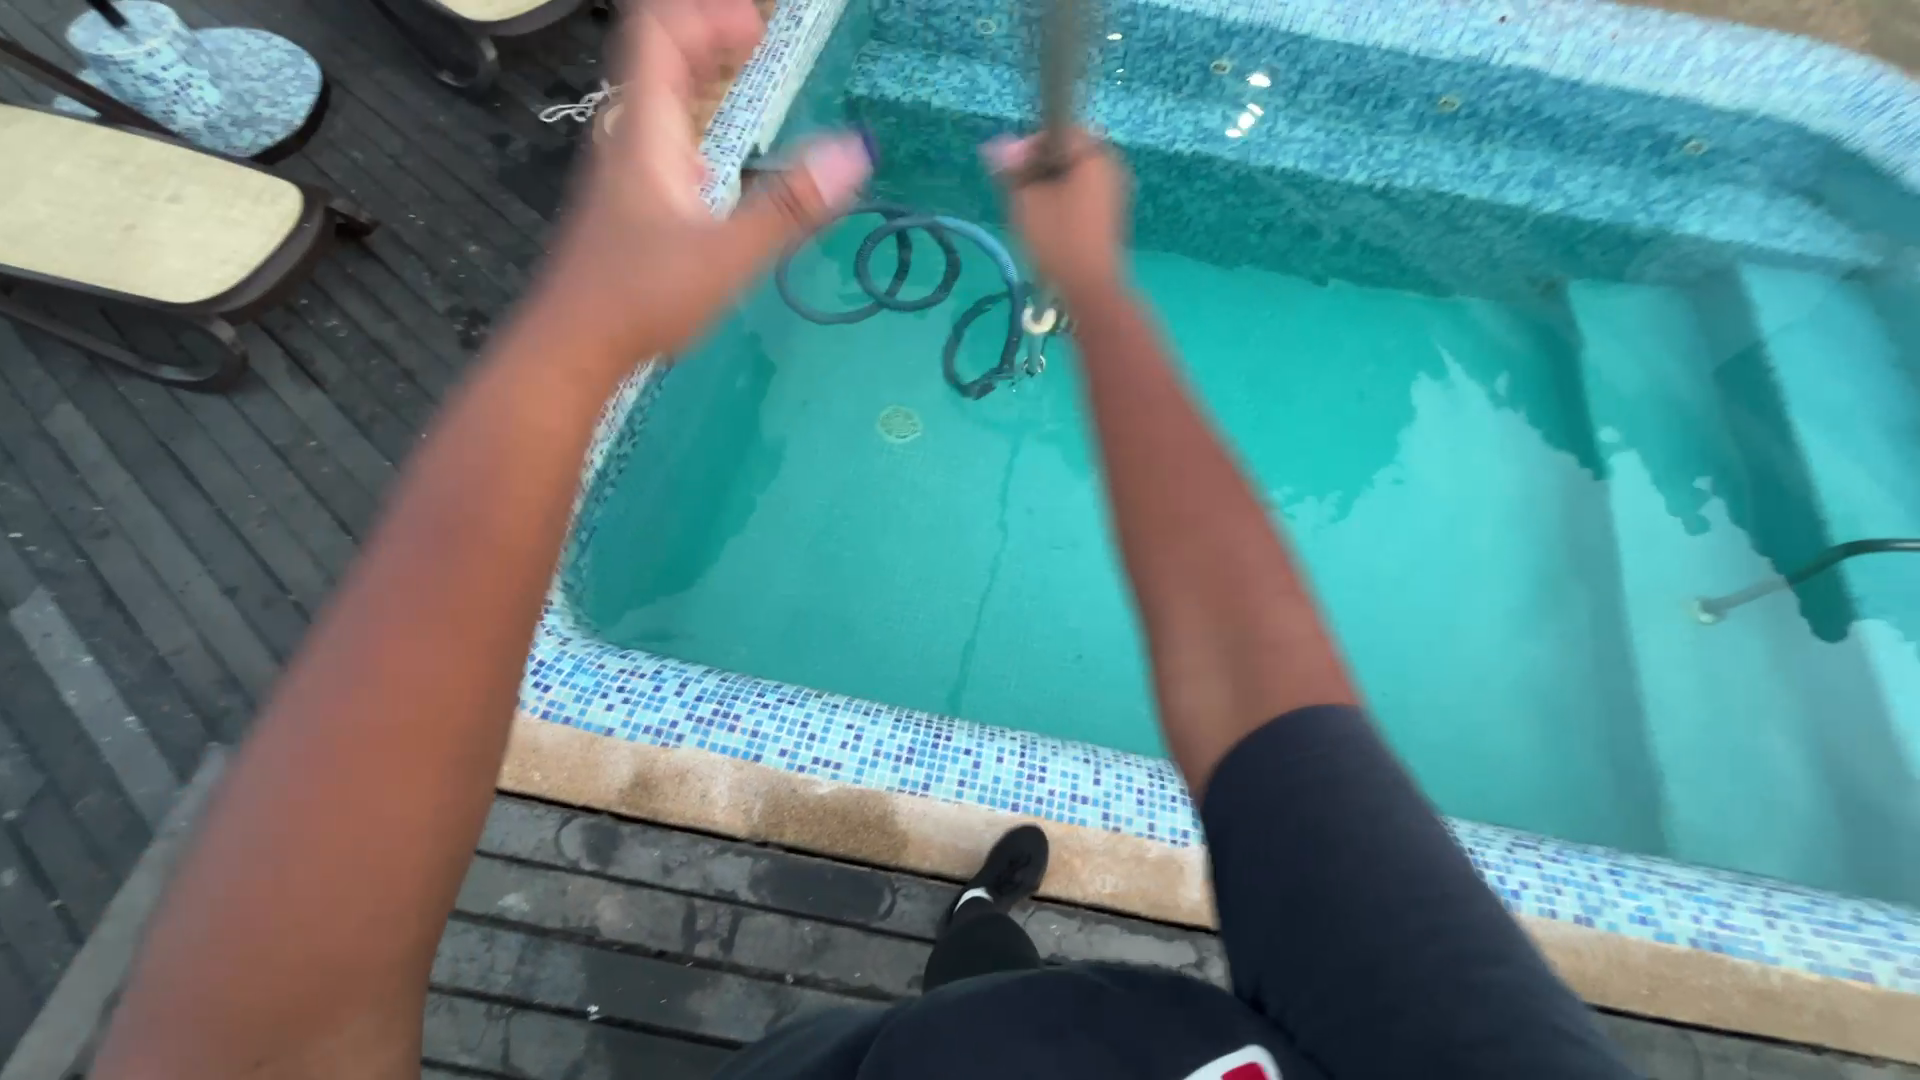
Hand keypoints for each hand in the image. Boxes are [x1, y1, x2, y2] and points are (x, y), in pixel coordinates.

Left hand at [532, 0, 870, 366]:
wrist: (573, 346)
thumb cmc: (643, 297)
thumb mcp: (726, 255)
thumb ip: (789, 207)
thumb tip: (855, 153)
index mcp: (646, 133)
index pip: (659, 32)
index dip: (708, 16)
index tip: (761, 27)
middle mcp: (629, 139)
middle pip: (656, 56)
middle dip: (708, 36)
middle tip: (761, 45)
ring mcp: (625, 172)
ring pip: (657, 97)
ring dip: (699, 76)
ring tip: (747, 83)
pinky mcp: (630, 204)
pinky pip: (661, 137)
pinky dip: (694, 121)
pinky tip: (720, 158)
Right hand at [982, 128, 1129, 300]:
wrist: (1088, 288)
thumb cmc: (1057, 240)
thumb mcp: (1026, 201)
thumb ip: (1012, 168)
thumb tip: (998, 146)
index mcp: (1094, 154)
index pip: (1058, 128)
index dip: (1030, 144)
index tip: (1011, 169)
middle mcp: (1110, 166)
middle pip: (1066, 153)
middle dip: (1038, 168)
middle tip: (1016, 192)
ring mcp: (1114, 193)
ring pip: (1072, 176)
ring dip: (1048, 187)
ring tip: (1028, 211)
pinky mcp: (1109, 216)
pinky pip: (1081, 196)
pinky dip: (1062, 202)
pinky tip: (1047, 224)